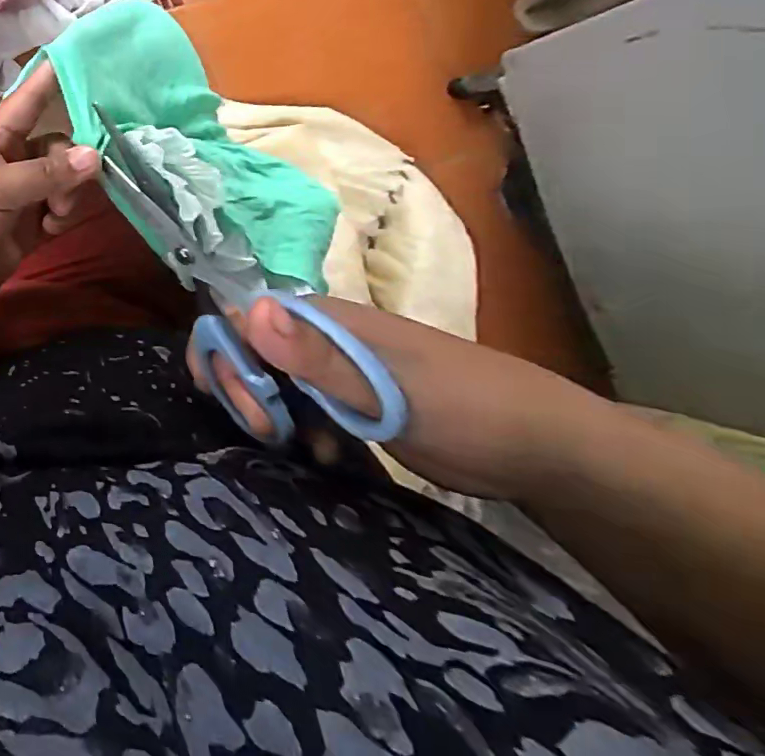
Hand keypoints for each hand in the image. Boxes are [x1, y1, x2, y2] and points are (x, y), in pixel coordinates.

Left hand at [0, 65, 98, 314]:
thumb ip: (45, 174)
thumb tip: (95, 156)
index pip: (30, 100)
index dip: (53, 78)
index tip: (83, 53)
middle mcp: (14, 161)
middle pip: (59, 146)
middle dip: (71, 163)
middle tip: (70, 187)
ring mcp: (23, 195)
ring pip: (66, 180)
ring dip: (70, 193)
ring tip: (56, 213)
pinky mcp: (30, 226)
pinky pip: (62, 210)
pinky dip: (64, 216)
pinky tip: (52, 227)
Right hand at [189, 295, 614, 499]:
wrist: (536, 446)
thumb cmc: (464, 407)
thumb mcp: (386, 388)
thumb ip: (315, 356)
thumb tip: (247, 310)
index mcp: (323, 320)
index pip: (242, 322)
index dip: (227, 359)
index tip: (247, 408)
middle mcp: (321, 339)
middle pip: (251, 354)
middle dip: (247, 394)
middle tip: (272, 435)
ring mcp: (337, 372)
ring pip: (274, 386)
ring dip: (273, 419)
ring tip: (301, 449)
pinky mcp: (352, 403)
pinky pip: (303, 411)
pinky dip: (301, 433)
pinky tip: (326, 455)